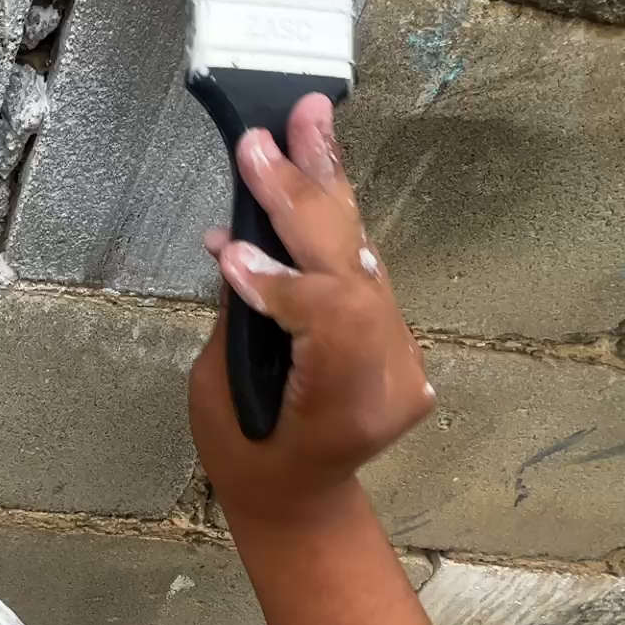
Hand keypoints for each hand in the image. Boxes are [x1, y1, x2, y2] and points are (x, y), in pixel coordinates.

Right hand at [189, 94, 432, 522]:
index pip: (331, 318)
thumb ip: (242, 321)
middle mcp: (392, 374)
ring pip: (363, 255)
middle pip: (355, 269)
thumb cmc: (245, 458)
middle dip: (311, 195)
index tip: (226, 252)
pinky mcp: (394, 332)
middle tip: (287, 127)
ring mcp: (403, 351)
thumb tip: (240, 251)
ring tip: (308, 127)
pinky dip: (324, 224)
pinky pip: (358, 269)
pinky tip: (304, 179)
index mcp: (347, 406)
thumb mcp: (220, 396)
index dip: (282, 280)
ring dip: (328, 188)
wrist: (298, 496)